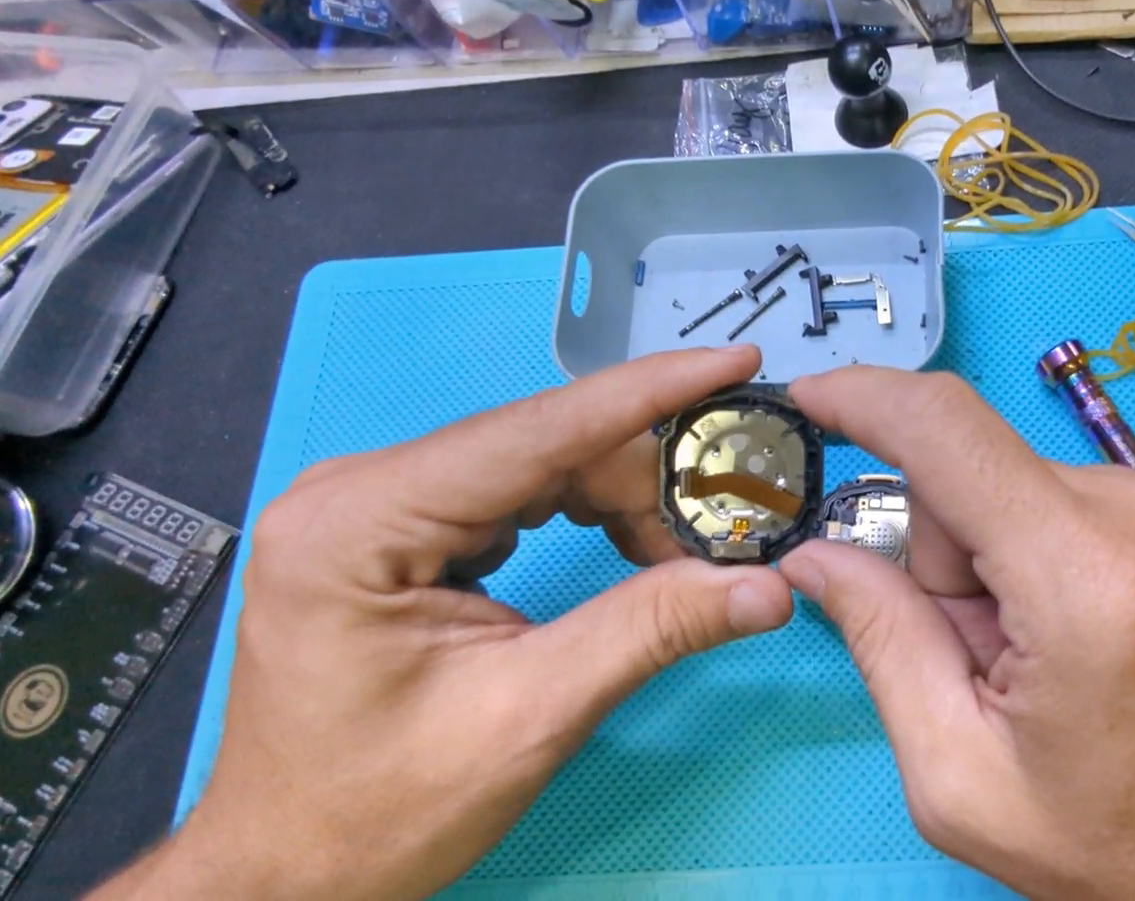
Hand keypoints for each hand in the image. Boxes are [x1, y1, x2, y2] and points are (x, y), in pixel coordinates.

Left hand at [98, 346, 793, 900]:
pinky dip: (600, 515)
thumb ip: (652, 630)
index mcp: (365, 520)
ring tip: (687, 552)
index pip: (539, 428)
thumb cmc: (382, 810)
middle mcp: (370, 486)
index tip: (738, 360)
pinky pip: (533, 488)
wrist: (290, 873)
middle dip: (653, 479)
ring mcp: (391, 499)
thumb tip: (769, 588)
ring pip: (554, 462)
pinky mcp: (416, 522)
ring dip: (632, 501)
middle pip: (555, 445)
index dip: (652, 390)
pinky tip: (637, 551)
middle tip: (736, 515)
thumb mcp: (532, 716)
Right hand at [778, 368, 1134, 899]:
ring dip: (1007, 552)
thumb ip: (883, 644)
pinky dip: (1055, 545)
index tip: (810, 396)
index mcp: (1085, 578)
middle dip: (951, 551)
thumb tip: (819, 556)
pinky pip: (1078, 493)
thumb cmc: (1134, 842)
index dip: (865, 397)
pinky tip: (1095, 623)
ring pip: (1025, 484)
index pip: (947, 431)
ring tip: (1053, 650)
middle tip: (989, 652)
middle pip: (977, 472)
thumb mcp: (967, 778)